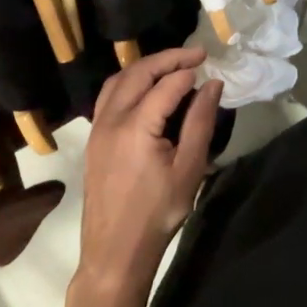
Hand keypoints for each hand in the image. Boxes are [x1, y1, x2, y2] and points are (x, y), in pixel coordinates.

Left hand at [75, 49, 223, 285]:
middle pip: (138, 72)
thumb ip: (201, 121)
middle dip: (168, 59)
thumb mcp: (190, 168)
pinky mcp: (94, 140)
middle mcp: (111, 121)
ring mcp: (97, 130)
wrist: (115, 251)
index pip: (167, 84)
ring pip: (118, 81)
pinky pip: (109, 97)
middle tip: (196, 54)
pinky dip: (130, 83)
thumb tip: (213, 84)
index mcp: (136, 127)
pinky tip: (149, 90)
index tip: (212, 66)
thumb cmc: (158, 212)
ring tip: (174, 66)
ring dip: (146, 67)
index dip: (191, 71)